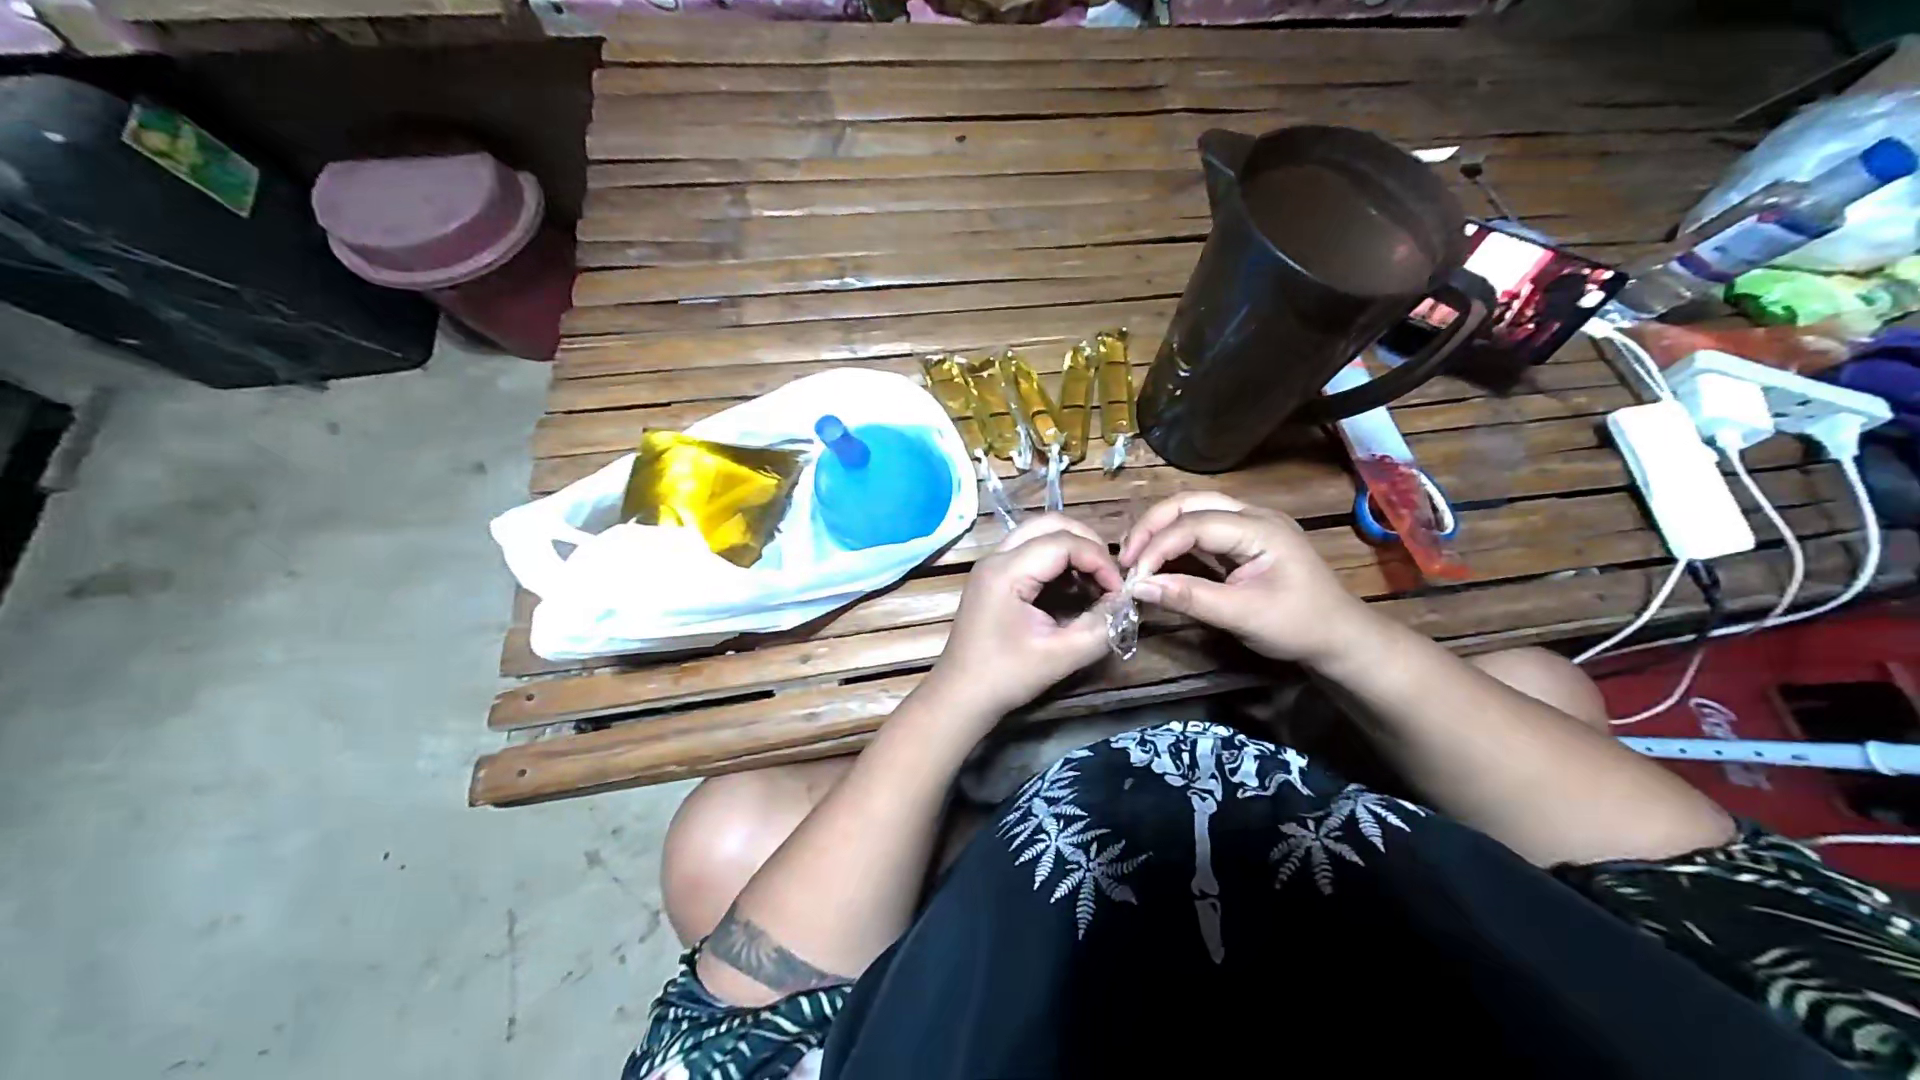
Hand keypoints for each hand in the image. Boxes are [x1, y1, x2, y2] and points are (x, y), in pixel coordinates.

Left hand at [922, 514, 1124, 722]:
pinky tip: (1074, 588)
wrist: (961, 695)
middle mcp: (996, 557)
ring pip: (1039, 533)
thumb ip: (1100, 626)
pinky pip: (1031, 551)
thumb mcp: (1062, 655)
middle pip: (1049, 523)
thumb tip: (1123, 603)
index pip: (1063, 542)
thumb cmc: (1007, 676)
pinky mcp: (994, 577)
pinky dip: (1057, 560)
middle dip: (1087, 542)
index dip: (1098, 561)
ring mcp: (992, 565)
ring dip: (1072, 549)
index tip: (1118, 591)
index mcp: (1007, 571)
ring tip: (1095, 581)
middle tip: (1109, 575)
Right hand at [1117, 492, 1374, 666]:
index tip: (1133, 577)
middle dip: (1152, 526)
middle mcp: (1253, 515)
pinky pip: (1200, 525)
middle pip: (1189, 502)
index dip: (1158, 546)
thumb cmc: (1298, 627)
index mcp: (1260, 529)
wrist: (1341, 637)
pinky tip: (1157, 557)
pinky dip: (1173, 537)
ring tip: (1135, 556)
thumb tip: (1138, 588)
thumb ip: (1190, 598)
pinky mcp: (1243, 538)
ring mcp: (1249, 523)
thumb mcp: (1243, 616)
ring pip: (1192, 509)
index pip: (1194, 524)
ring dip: (1160, 528)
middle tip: (1126, 558)